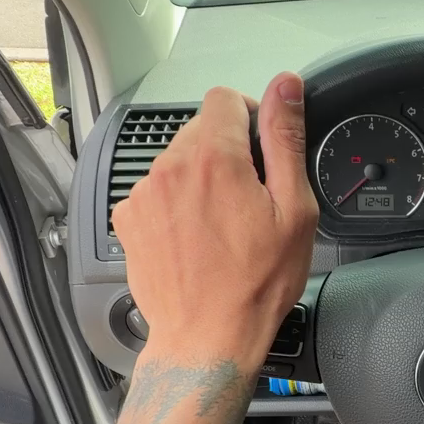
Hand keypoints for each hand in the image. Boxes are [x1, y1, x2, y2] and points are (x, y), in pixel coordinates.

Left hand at [113, 73, 318, 365]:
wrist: (208, 337)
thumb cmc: (257, 283)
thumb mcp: (294, 209)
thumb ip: (286, 139)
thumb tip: (286, 87)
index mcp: (214, 159)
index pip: (226, 99)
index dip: (253, 118)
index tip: (265, 152)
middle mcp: (169, 169)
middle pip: (201, 129)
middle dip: (229, 152)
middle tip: (252, 199)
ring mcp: (144, 195)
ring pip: (179, 160)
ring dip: (203, 177)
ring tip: (225, 224)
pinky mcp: (130, 219)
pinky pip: (158, 190)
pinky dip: (179, 202)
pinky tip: (199, 236)